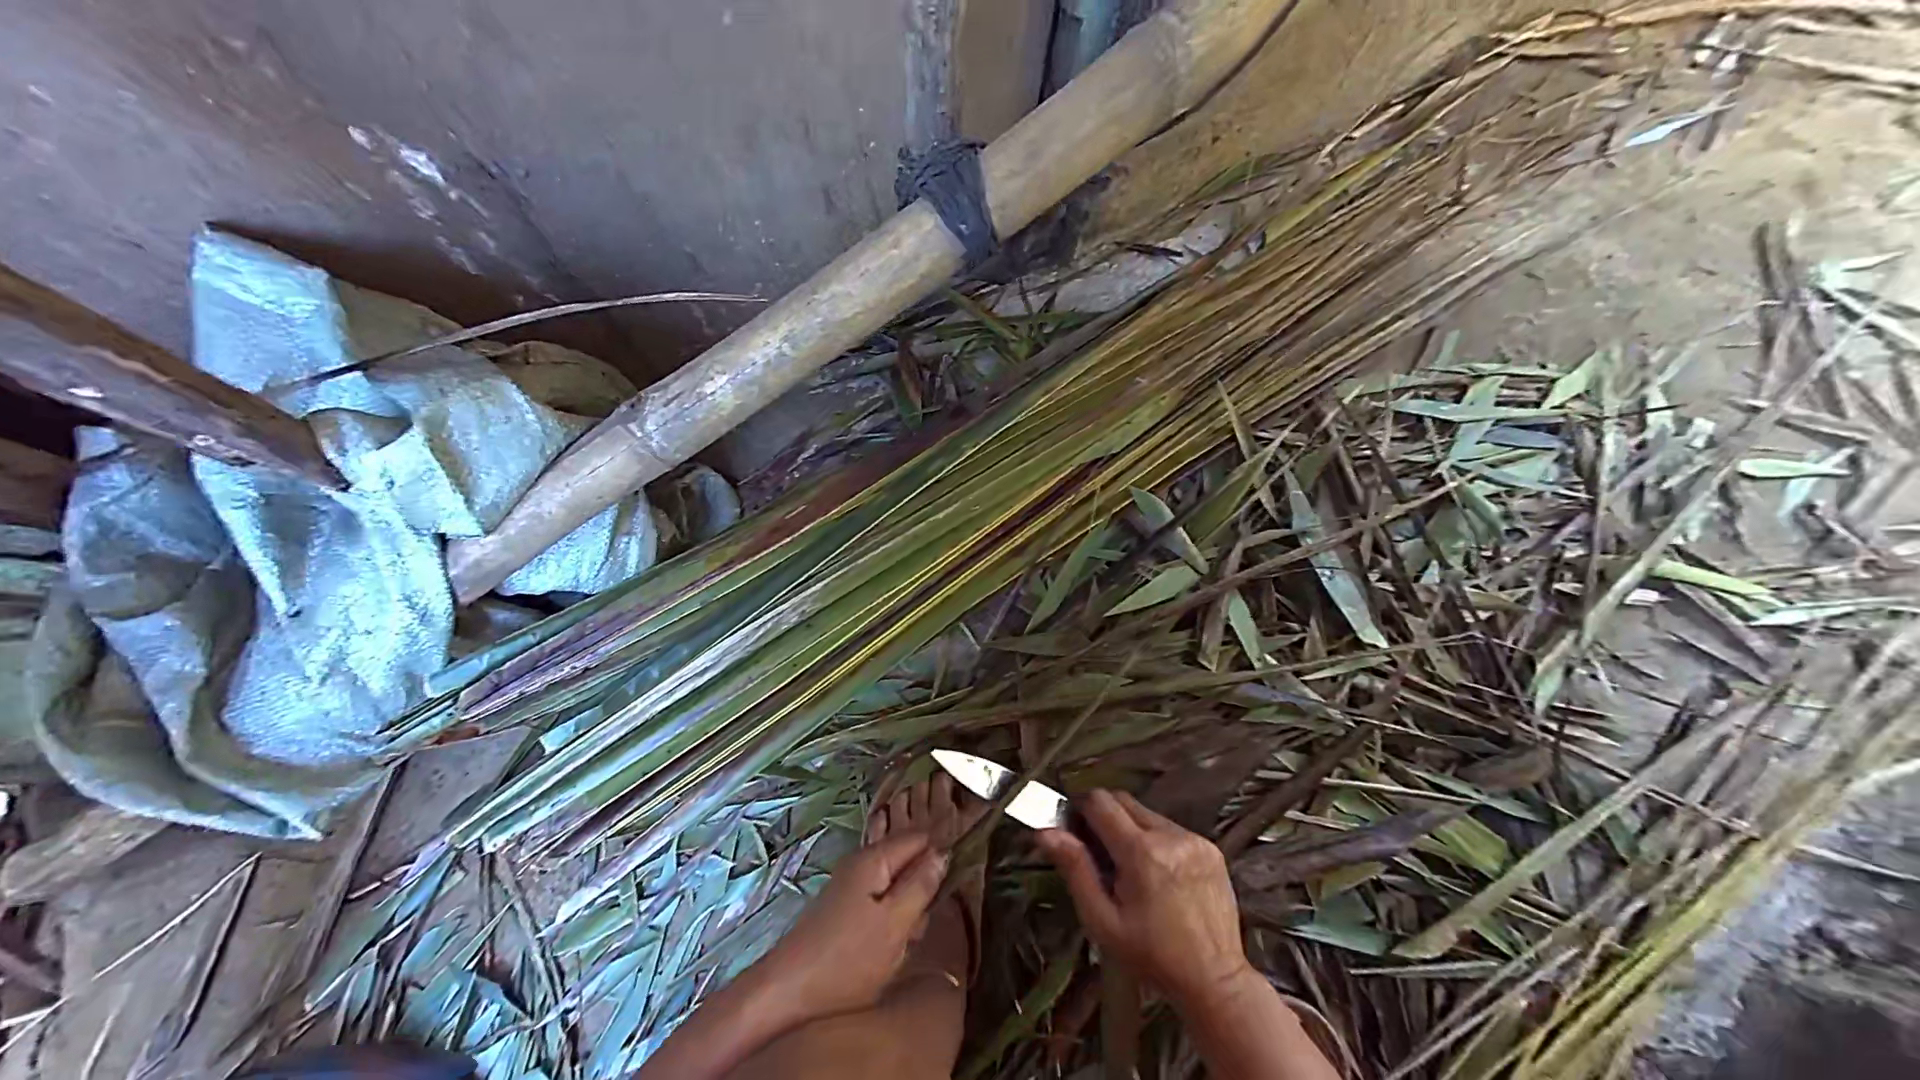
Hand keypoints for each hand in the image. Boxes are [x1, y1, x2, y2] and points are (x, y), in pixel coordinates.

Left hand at [750, 828, 948, 1022]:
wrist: (788, 992)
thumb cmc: (848, 959)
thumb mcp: (895, 923)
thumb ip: (921, 885)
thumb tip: (943, 853)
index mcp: (874, 858)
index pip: (920, 838)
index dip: (940, 856)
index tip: (949, 887)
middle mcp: (861, 862)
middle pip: (909, 862)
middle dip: (922, 891)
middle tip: (917, 926)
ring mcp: (851, 885)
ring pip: (896, 887)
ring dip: (906, 913)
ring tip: (900, 944)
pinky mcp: (844, 908)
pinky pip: (880, 905)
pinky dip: (889, 924)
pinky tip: (885, 951)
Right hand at [1035, 789, 1254, 1008]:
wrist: (1214, 980)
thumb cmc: (1151, 956)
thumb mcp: (1103, 921)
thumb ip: (1075, 869)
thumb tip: (1044, 832)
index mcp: (1141, 852)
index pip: (1099, 801)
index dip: (1079, 809)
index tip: (1073, 830)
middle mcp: (1170, 835)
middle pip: (1123, 800)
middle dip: (1103, 816)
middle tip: (1097, 851)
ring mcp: (1194, 840)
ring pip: (1146, 813)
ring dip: (1130, 828)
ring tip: (1130, 868)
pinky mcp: (1210, 848)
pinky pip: (1170, 828)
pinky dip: (1155, 840)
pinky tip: (1158, 874)